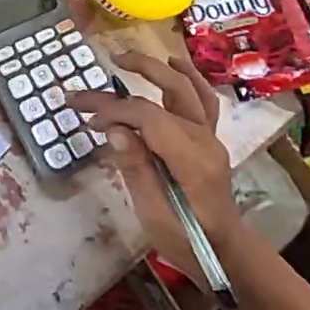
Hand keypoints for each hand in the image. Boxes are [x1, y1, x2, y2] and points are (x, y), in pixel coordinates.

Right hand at [69, 52, 240, 282]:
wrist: (223, 251)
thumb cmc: (185, 238)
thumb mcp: (154, 213)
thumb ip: (135, 168)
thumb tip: (114, 128)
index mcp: (191, 159)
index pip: (148, 116)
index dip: (113, 110)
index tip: (86, 118)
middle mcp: (205, 140)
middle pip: (172, 91)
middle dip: (137, 72)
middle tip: (103, 67)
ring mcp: (211, 137)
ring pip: (190, 89)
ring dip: (161, 68)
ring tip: (129, 58)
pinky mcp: (208, 138)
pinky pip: (202, 99)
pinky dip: (187, 78)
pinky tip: (174, 63)